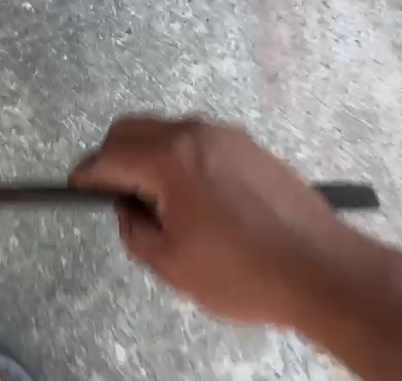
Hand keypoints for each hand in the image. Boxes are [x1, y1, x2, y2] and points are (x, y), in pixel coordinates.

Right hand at [69, 116, 363, 327]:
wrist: (326, 271)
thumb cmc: (245, 272)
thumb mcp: (173, 265)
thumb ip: (134, 231)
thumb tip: (128, 209)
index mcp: (169, 158)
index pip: (110, 156)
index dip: (87, 174)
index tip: (75, 186)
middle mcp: (193, 133)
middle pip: (131, 129)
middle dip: (113, 156)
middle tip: (113, 192)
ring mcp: (224, 135)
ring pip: (164, 131)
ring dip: (148, 155)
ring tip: (158, 199)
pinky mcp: (248, 145)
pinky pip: (196, 141)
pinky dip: (180, 158)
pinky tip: (196, 196)